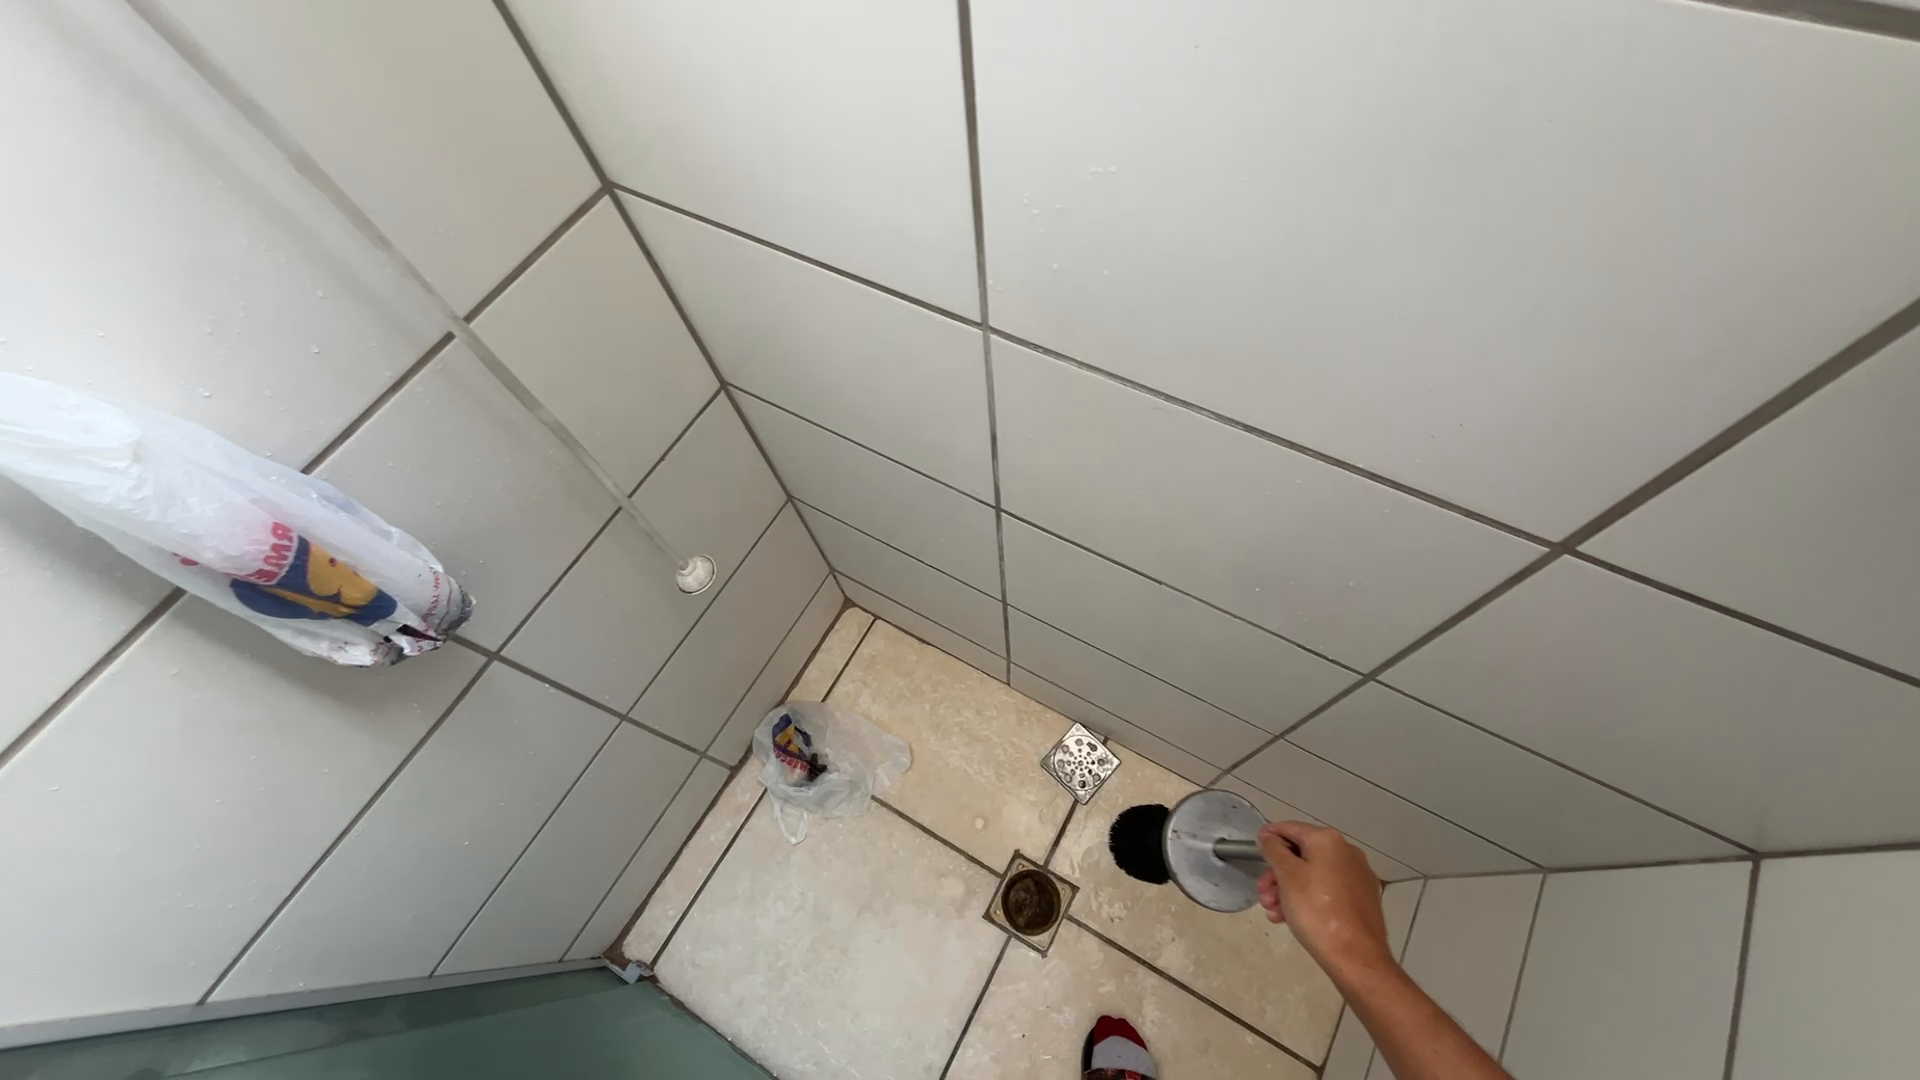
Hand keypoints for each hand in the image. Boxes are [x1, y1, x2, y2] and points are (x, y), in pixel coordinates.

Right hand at [1256, 821, 1393, 977]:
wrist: (1356, 958)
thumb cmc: (1316, 910)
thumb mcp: (1286, 875)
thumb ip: (1273, 849)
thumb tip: (1269, 836)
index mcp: (1329, 841)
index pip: (1291, 828)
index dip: (1269, 836)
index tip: (1254, 849)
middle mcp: (1348, 853)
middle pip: (1302, 854)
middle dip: (1277, 872)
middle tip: (1263, 892)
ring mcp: (1358, 878)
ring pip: (1314, 874)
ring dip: (1289, 888)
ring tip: (1273, 911)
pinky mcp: (1363, 901)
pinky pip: (1328, 890)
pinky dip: (1308, 898)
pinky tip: (1291, 917)